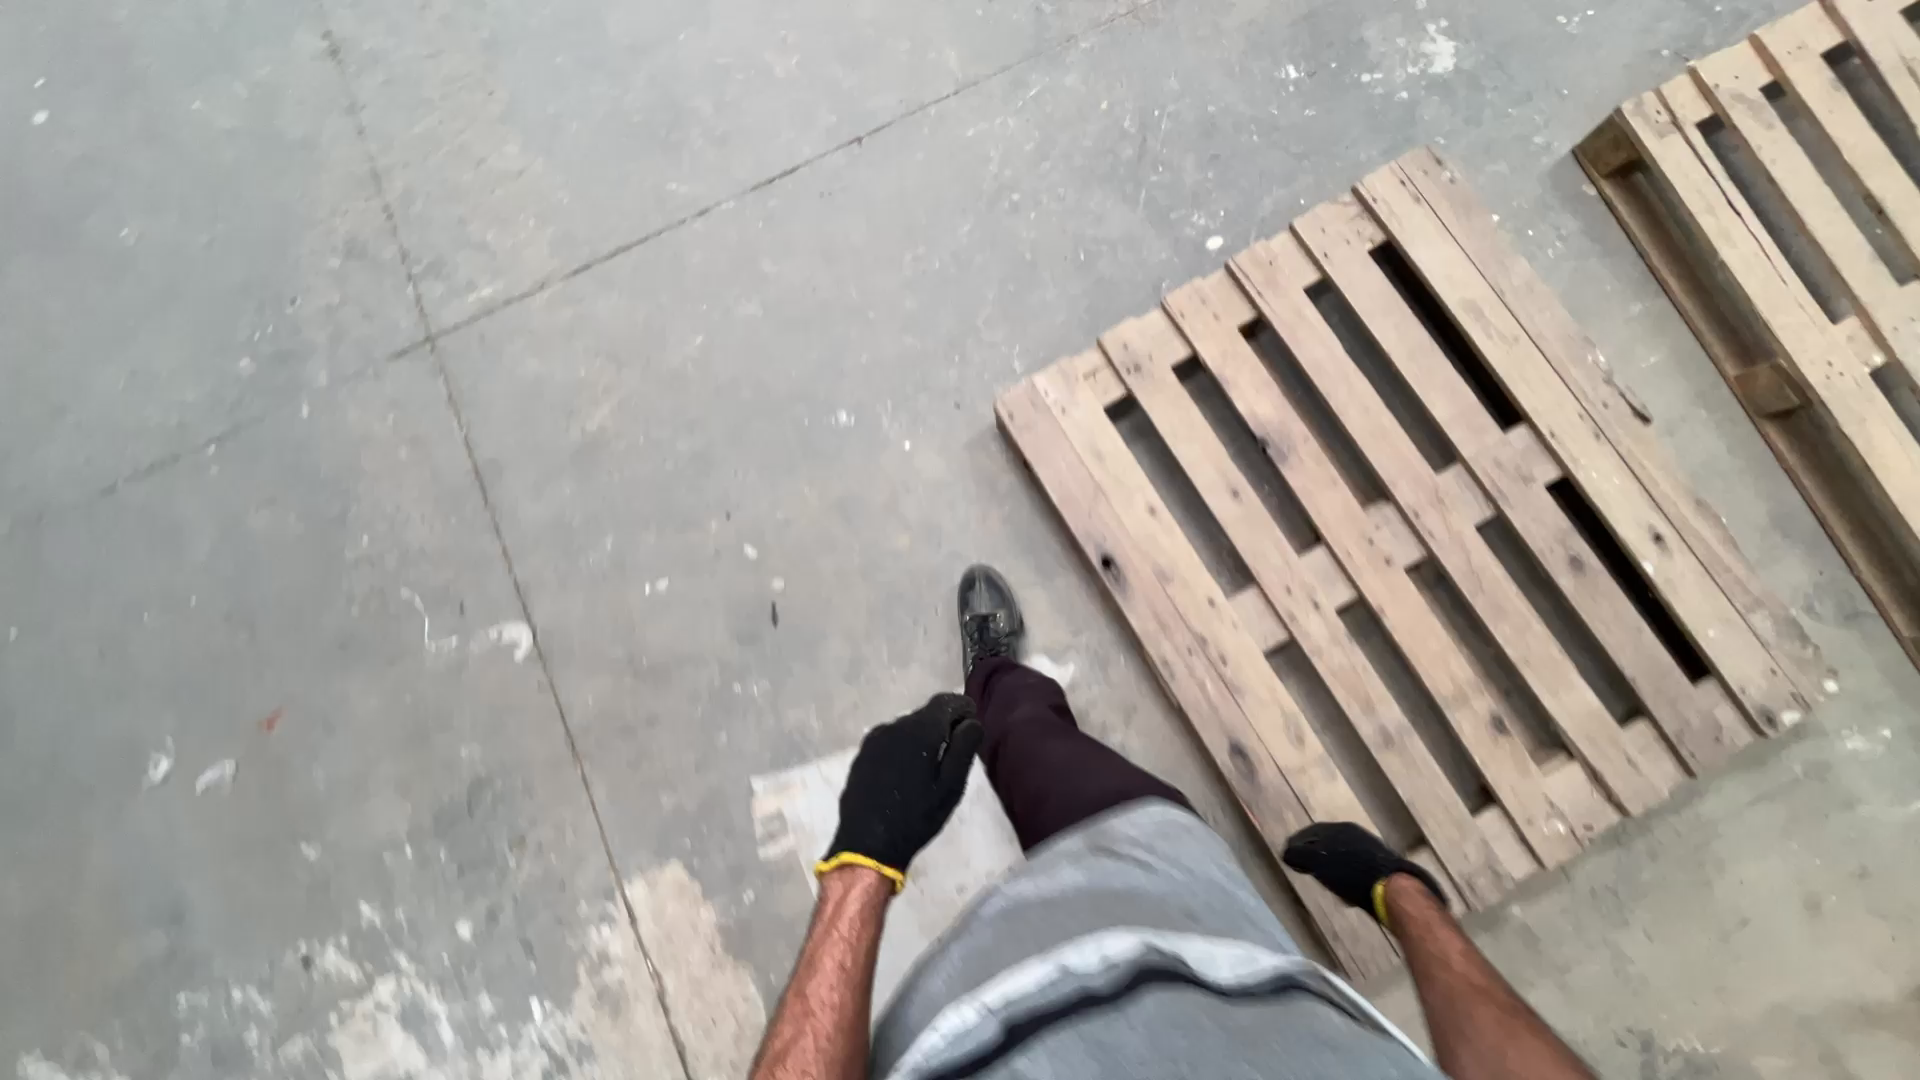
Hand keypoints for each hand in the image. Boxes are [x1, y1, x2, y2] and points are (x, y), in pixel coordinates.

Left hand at [818, 693, 982, 889]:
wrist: (867, 844)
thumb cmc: (917, 816)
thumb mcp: (952, 786)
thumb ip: (964, 747)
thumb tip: (972, 721)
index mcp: (919, 730)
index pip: (946, 701)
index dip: (963, 708)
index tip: (972, 725)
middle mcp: (895, 725)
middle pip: (926, 715)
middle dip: (944, 726)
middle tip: (955, 752)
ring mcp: (874, 739)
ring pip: (908, 728)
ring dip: (922, 739)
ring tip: (930, 768)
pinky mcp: (862, 754)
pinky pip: (891, 741)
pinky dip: (904, 749)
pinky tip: (906, 775)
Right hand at [1282, 822, 1447, 923]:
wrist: (1394, 890)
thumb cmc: (1351, 873)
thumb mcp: (1317, 863)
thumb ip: (1298, 855)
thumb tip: (1285, 853)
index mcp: (1338, 829)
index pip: (1309, 832)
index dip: (1297, 844)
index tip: (1289, 856)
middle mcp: (1355, 834)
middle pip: (1327, 842)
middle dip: (1314, 854)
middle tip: (1304, 868)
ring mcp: (1371, 849)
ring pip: (1342, 855)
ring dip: (1331, 865)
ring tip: (1323, 880)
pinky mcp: (1383, 866)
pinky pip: (1356, 867)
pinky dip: (1346, 874)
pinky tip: (1346, 889)